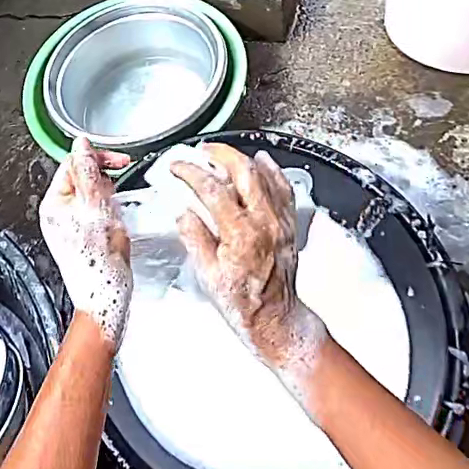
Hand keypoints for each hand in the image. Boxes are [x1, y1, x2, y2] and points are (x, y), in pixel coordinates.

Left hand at [39, 137, 133, 344]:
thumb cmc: (101, 262)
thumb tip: (81, 144)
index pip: (73, 163)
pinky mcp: (80, 237)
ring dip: (108, 195)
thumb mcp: (97, 207)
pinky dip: (108, 211)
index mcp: (54, 203)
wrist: (104, 301)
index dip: (98, 158)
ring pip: (90, 195)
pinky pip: (94, 212)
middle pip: (81, 178)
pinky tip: (116, 223)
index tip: (121, 161)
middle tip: (122, 184)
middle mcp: (56, 214)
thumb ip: (88, 171)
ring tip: (117, 210)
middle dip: (104, 178)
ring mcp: (67, 226)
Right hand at [172, 145, 325, 388]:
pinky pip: (283, 186)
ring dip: (242, 158)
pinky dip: (271, 170)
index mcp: (240, 234)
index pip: (212, 189)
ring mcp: (280, 220)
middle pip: (243, 170)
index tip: (179, 167)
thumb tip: (183, 211)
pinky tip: (262, 161)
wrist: (274, 318)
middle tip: (203, 150)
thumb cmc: (242, 302)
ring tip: (224, 154)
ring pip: (264, 174)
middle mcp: (264, 222)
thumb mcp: (206, 274)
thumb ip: (194, 237)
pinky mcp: (289, 223)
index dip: (191, 172)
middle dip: (220, 153)